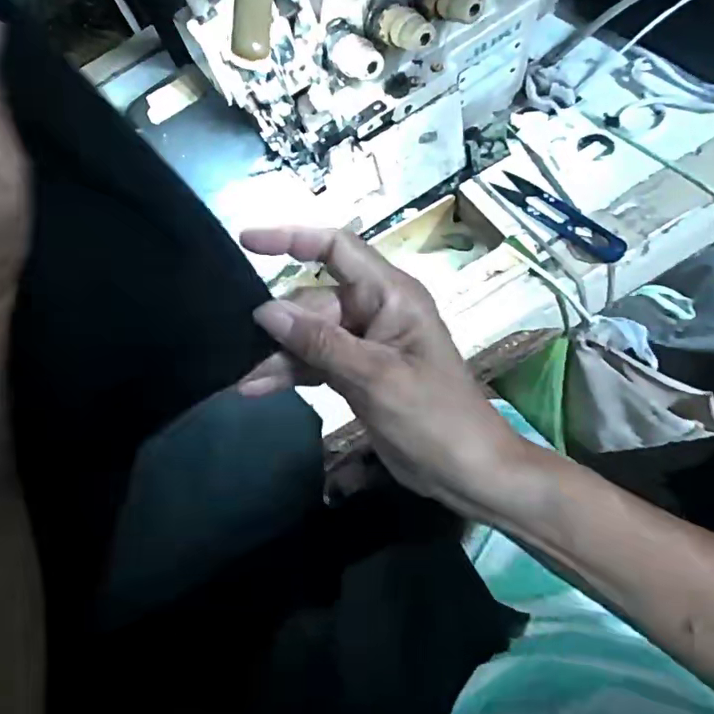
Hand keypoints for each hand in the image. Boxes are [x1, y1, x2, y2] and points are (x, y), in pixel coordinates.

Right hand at [236, 226, 527, 515]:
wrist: (471, 475)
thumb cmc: (436, 418)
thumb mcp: (375, 377)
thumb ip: (319, 341)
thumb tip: (265, 310)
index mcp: (390, 294)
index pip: (336, 247)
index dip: (291, 238)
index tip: (247, 242)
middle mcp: (374, 309)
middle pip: (312, 300)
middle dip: (279, 325)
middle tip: (243, 352)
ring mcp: (363, 341)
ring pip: (307, 333)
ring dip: (278, 356)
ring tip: (244, 379)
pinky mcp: (354, 370)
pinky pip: (312, 360)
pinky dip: (289, 372)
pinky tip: (257, 387)